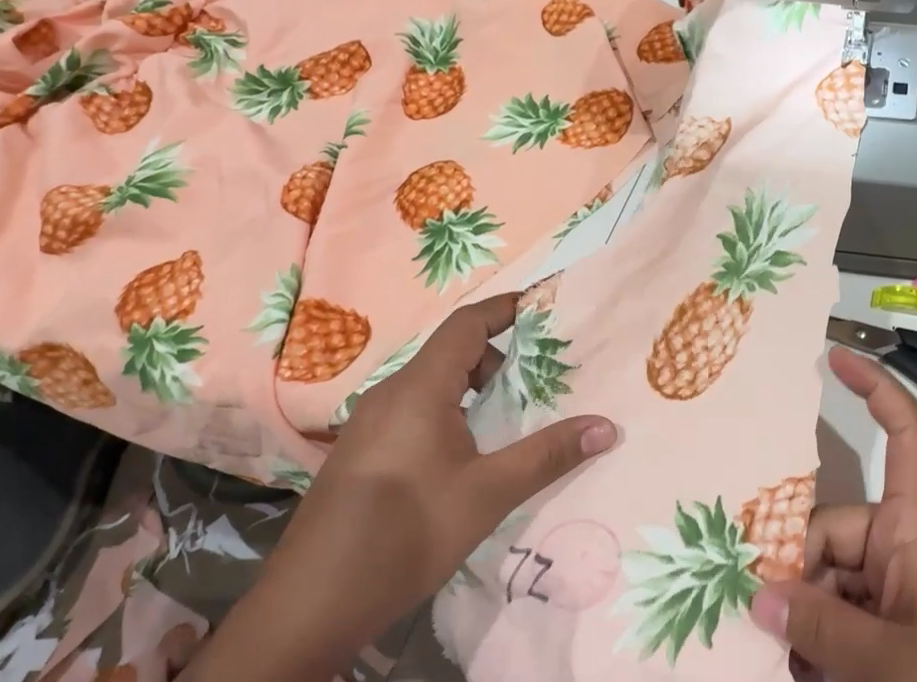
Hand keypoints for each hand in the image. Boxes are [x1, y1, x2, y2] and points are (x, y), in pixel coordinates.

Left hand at [186, 293, 615, 680]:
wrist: (308, 609)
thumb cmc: (404, 534)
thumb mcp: (487, 494)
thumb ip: (548, 454)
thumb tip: (608, 426)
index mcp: (418, 389)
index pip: (466, 324)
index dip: (507, 308)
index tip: (549, 308)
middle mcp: (390, 396)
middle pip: (453, 354)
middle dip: (503, 357)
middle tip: (549, 376)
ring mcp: (370, 427)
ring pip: (434, 387)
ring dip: (479, 391)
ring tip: (521, 415)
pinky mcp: (363, 456)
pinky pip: (417, 413)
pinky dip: (455, 415)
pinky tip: (476, 454)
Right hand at [751, 347, 916, 681]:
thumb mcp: (889, 659)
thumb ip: (820, 627)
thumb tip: (759, 593)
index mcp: (916, 526)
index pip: (905, 435)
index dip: (876, 389)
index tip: (835, 357)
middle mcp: (906, 545)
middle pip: (834, 530)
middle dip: (792, 573)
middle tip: (753, 619)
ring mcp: (904, 589)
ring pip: (833, 581)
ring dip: (804, 621)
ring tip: (776, 660)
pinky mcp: (904, 627)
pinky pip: (850, 615)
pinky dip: (823, 643)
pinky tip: (798, 673)